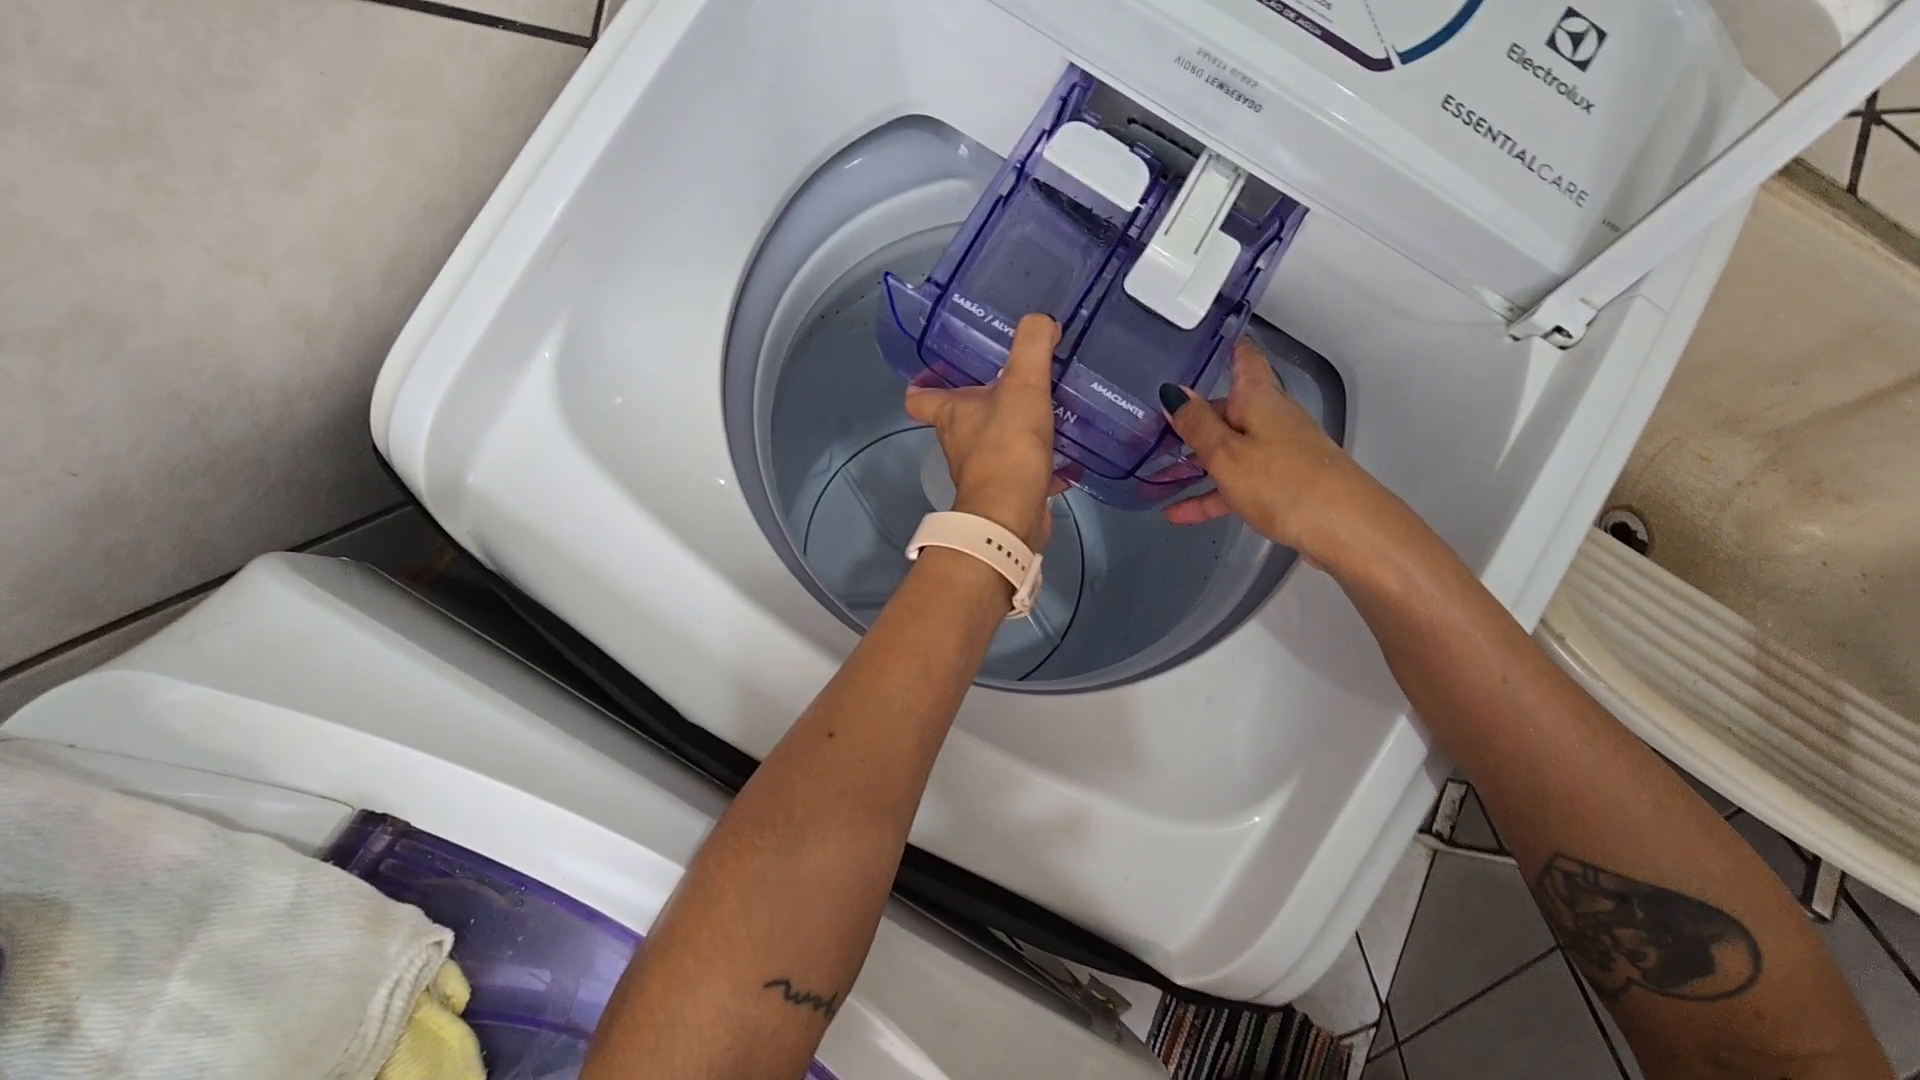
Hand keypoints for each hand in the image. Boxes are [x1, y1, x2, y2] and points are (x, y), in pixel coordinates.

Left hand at [905, 314, 1063, 549]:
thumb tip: (1041, 322)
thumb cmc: (1007, 448)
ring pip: (996, 444)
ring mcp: (982, 470)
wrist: (1011, 516)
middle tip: (1015, 380)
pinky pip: (1025, 472)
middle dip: (985, 400)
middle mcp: (960, 442)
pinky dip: (1043, 465)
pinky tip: (1068, 458)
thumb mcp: (1023, 385)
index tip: (942, 368)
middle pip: (963, 417)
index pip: (919, 397)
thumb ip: (1032, 346)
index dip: (924, 381)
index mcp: (952, 414)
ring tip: (1048, 413)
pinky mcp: (1007, 493)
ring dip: (1016, 431)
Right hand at [1157, 336, 1379, 559]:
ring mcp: (1278, 452)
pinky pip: (1238, 483)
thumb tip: (1174, 394)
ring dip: (1195, 462)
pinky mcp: (1282, 484)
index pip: (1244, 359)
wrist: (1343, 527)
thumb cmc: (1283, 482)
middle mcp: (1270, 418)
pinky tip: (1179, 514)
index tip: (1207, 339)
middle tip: (1153, 426)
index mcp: (1258, 399)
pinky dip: (1211, 494)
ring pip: (1229, 450)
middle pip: (1228, 409)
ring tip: (1157, 475)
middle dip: (1193, 417)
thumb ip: (1197, 424)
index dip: (1227, 346)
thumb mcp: (1226, 453)